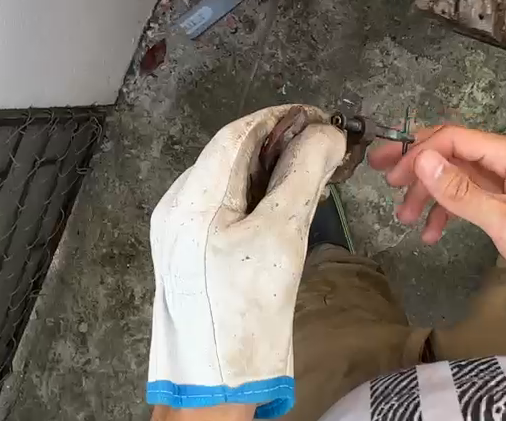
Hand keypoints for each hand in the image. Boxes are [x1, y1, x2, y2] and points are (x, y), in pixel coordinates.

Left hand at [147, 105, 345, 416]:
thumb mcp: (282, 236)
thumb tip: (327, 133)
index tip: (319, 117)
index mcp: (190, 198)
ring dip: (273, 167)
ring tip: (313, 168)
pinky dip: (260, 192)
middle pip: (232, 155)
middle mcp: (178, 204)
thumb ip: (304, 175)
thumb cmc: (248, 308)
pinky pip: (228, 203)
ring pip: (232, 179)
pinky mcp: (191, 247)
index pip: (236, 135)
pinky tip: (288, 199)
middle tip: (323, 144)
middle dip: (279, 142)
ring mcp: (180, 228)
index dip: (279, 118)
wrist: (215, 387)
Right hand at [369, 125, 505, 323]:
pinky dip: (449, 211)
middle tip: (384, 178)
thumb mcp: (503, 221)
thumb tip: (421, 158)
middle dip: (418, 165)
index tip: (393, 175)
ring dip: (430, 194)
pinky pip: (470, 198)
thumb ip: (460, 191)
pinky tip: (432, 232)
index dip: (420, 152)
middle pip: (453, 152)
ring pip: (458, 177)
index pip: (454, 138)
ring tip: (404, 217)